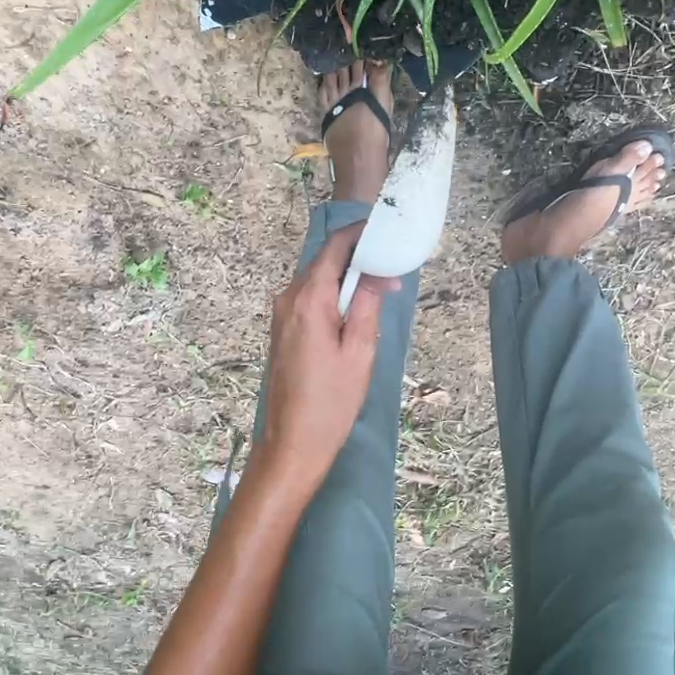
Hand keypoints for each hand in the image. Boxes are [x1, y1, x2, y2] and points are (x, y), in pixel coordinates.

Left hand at [255, 223, 398, 488]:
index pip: (334, 247)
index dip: (360, 233)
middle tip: (392, 264)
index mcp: (309, 300)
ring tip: (381, 287)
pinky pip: (310, 298)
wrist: (292, 444)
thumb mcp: (359, 351)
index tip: (386, 230)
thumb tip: (377, 272)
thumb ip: (367, 305)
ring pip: (317, 280)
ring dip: (347, 277)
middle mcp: (288, 299)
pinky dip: (333, 294)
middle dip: (358, 257)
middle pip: (324, 261)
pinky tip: (356, 309)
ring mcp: (281, 314)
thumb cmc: (331, 402)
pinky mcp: (282, 330)